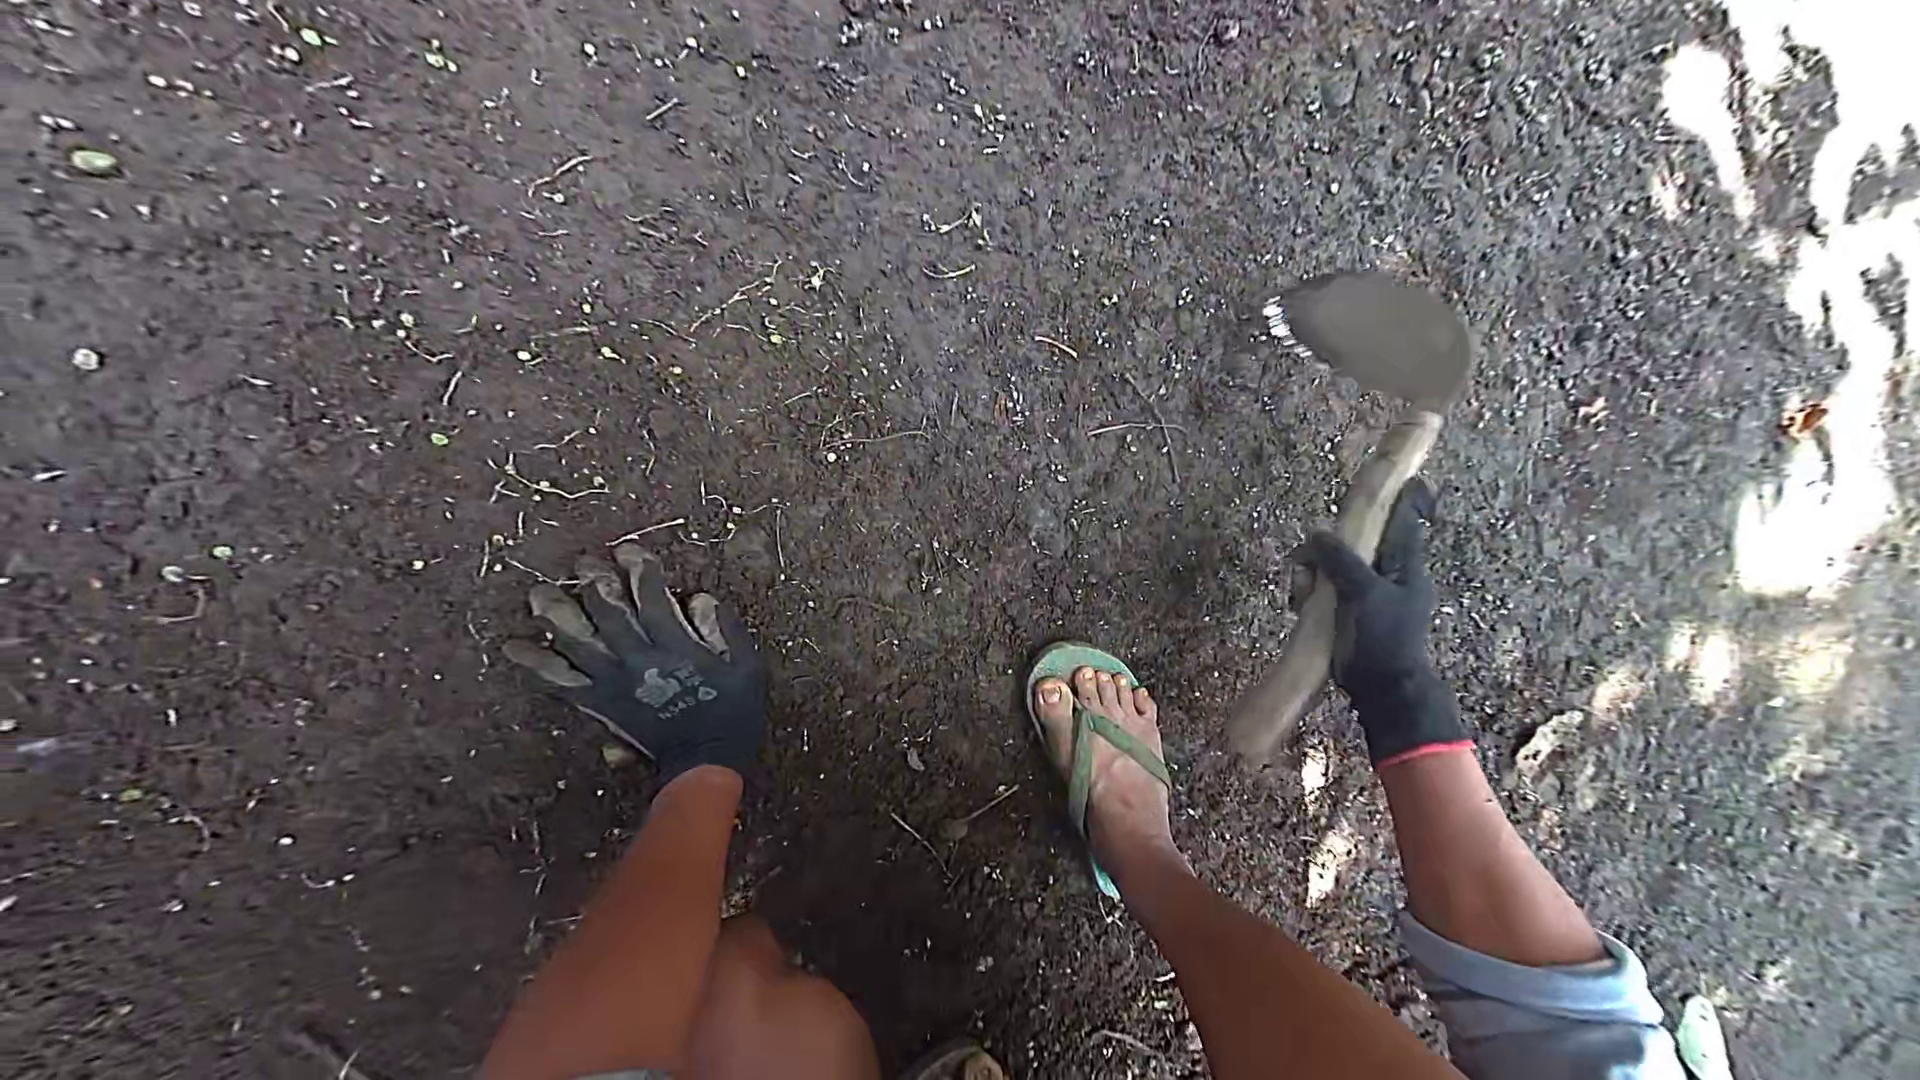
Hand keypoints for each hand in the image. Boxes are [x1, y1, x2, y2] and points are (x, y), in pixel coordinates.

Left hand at [503, 544, 765, 781]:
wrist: (704, 760)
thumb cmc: (732, 709)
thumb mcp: (746, 665)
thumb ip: (724, 629)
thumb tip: (698, 597)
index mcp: (678, 647)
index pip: (652, 599)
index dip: (639, 571)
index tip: (628, 551)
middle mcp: (640, 660)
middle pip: (609, 614)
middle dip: (595, 583)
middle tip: (583, 562)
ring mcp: (615, 682)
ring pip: (578, 643)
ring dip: (556, 616)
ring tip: (539, 594)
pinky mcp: (600, 702)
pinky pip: (561, 682)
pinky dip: (537, 664)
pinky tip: (514, 647)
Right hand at [1299, 478, 1469, 768]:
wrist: (1382, 686)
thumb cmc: (1383, 636)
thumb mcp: (1364, 592)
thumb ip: (1341, 560)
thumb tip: (1317, 533)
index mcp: (1404, 567)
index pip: (1405, 524)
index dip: (1405, 500)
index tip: (1406, 477)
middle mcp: (1385, 576)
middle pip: (1354, 544)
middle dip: (1325, 549)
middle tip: (1305, 560)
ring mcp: (1363, 594)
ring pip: (1330, 567)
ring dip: (1310, 574)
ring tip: (1301, 591)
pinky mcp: (1344, 612)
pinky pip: (1320, 590)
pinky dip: (1307, 593)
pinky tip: (1300, 604)